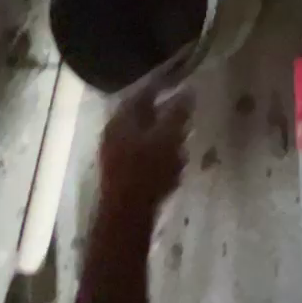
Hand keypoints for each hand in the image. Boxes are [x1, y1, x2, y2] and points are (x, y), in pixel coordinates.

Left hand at [97, 80, 193, 210]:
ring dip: (164, 139)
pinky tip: (174, 169)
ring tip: (184, 145)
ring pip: (144, 138)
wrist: (125, 218)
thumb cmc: (147, 170)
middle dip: (166, 116)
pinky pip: (143, 159)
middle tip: (186, 118)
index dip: (164, 86)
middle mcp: (113, 133)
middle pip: (143, 116)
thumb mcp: (168, 136)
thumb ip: (178, 112)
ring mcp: (114, 156)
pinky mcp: (120, 177)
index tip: (182, 84)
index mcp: (122, 117)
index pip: (144, 92)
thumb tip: (188, 90)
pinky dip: (159, 159)